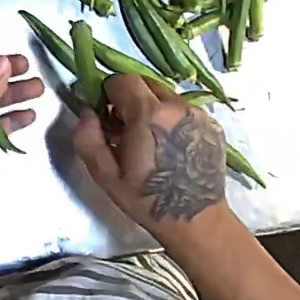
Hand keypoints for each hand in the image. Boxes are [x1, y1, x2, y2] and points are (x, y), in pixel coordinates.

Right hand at [73, 74, 232, 244]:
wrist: (195, 220)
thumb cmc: (147, 200)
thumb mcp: (106, 175)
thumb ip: (88, 138)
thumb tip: (87, 112)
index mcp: (149, 114)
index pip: (123, 79)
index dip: (110, 94)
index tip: (108, 116)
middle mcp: (177, 106)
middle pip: (146, 84)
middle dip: (131, 100)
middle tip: (125, 129)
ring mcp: (198, 114)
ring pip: (166, 96)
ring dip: (152, 109)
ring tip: (149, 141)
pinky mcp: (212, 125)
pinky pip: (184, 111)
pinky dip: (172, 120)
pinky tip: (170, 148)